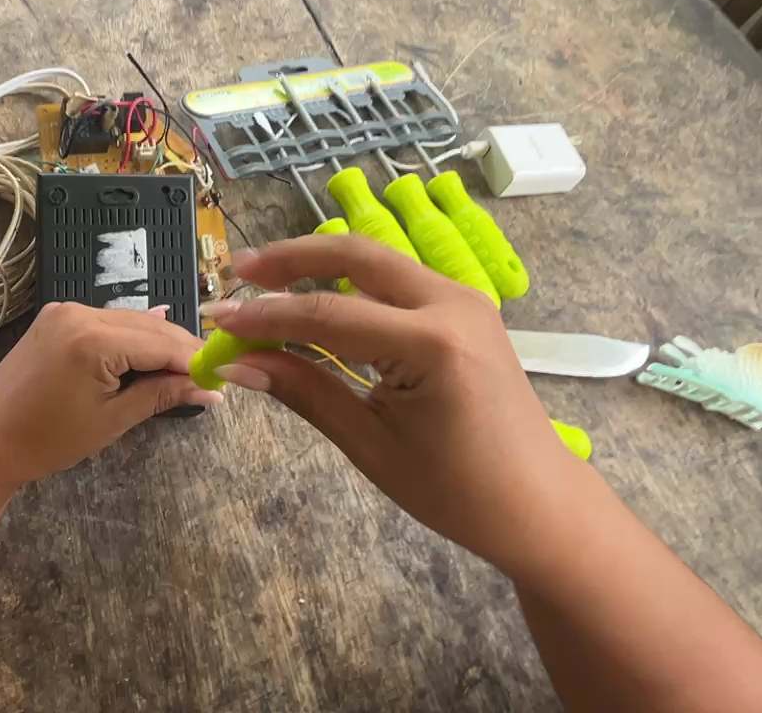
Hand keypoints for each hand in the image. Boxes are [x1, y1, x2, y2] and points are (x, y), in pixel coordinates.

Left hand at [0, 302, 218, 493]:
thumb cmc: (48, 441)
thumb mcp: (112, 420)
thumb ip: (162, 395)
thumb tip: (211, 390)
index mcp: (93, 339)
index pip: (161, 343)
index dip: (194, 359)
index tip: (222, 374)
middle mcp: (79, 312)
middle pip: (148, 326)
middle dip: (180, 349)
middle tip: (211, 372)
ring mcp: (65, 310)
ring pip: (129, 320)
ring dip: (157, 341)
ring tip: (187, 366)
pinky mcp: (56, 316)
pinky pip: (106, 320)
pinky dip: (131, 335)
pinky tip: (155, 343)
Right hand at [202, 235, 578, 571]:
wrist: (542, 506)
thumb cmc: (460, 491)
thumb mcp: (371, 445)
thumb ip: (303, 391)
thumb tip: (236, 364)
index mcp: (433, 344)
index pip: (328, 315)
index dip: (266, 316)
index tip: (219, 320)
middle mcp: (452, 303)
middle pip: (354, 256)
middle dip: (291, 257)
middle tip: (239, 270)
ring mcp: (462, 298)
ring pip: (375, 260)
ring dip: (317, 262)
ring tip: (265, 278)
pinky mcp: (462, 306)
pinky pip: (394, 280)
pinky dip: (348, 281)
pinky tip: (315, 295)